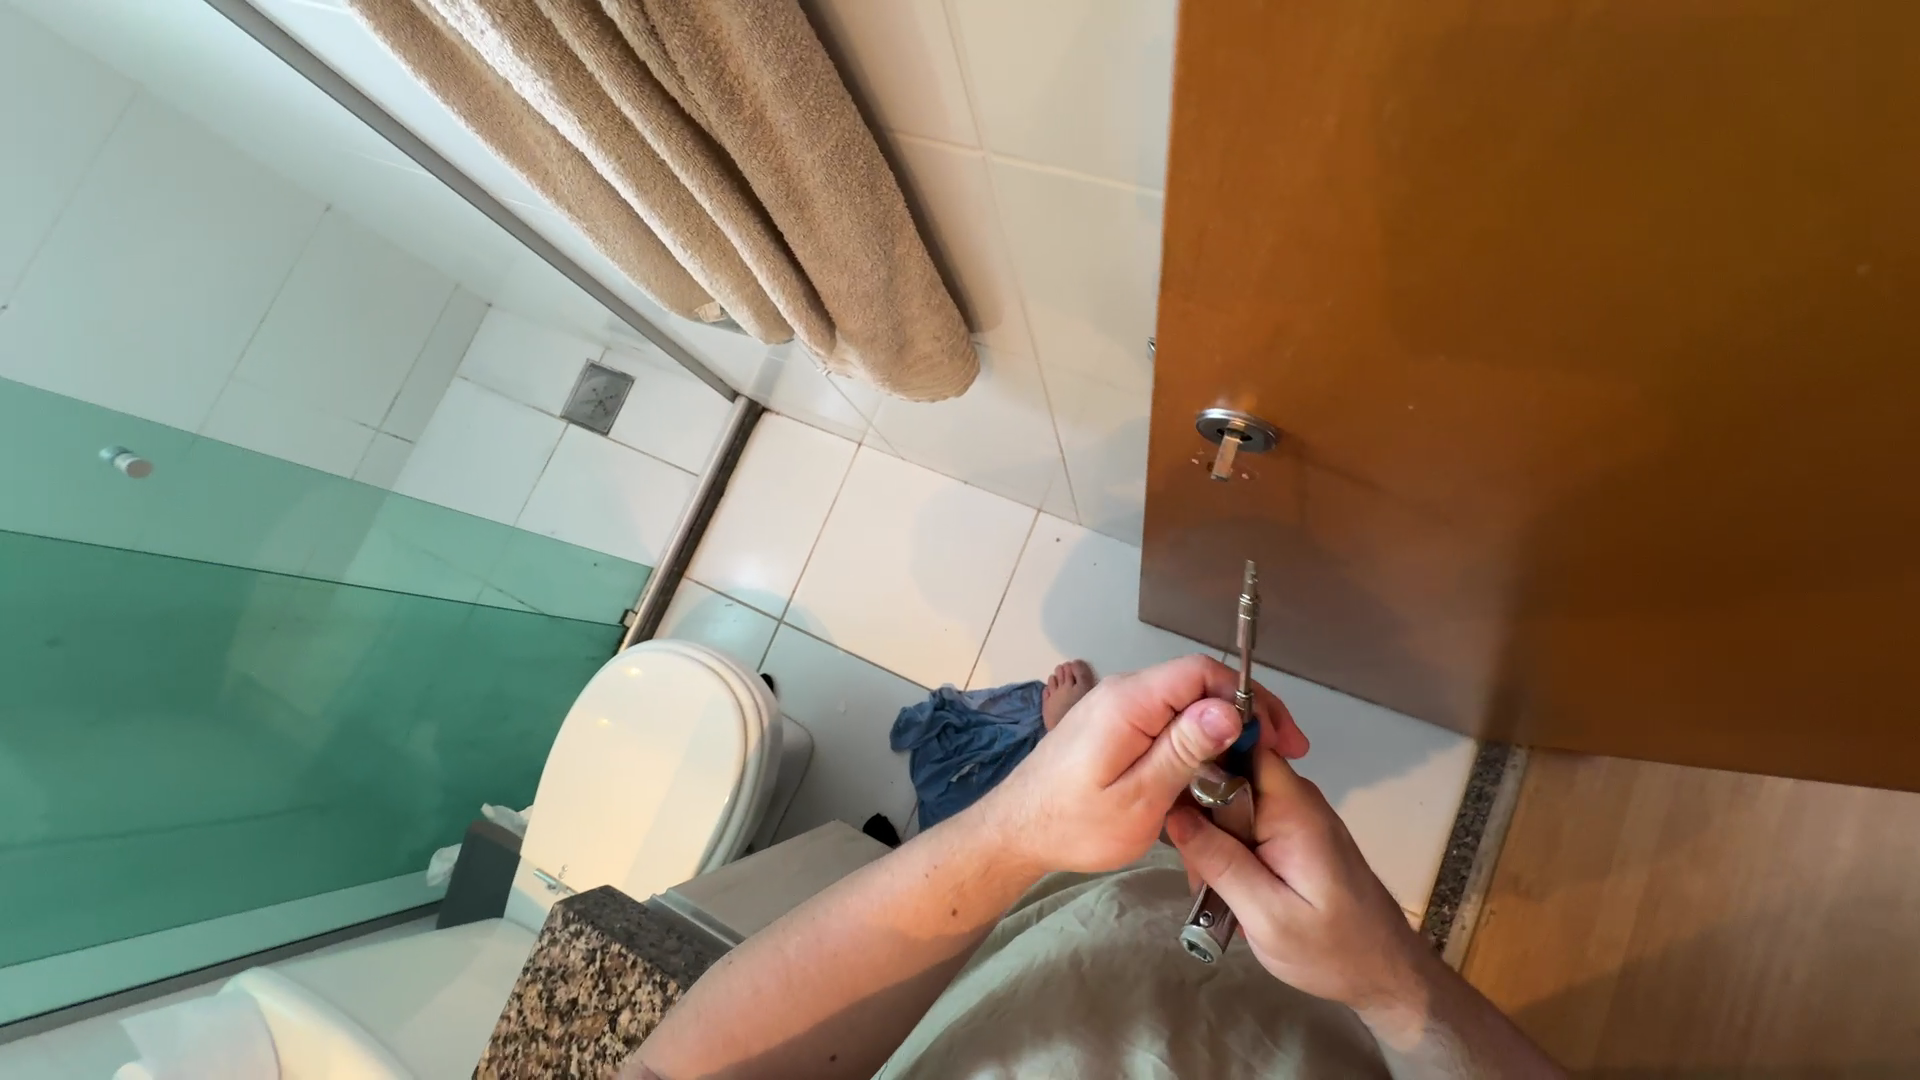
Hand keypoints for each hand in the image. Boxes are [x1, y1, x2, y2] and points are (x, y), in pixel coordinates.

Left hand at [969, 654, 1309, 876]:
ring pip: (1182, 702)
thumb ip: (1182, 750)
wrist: (1017, 829)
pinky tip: (1214, 768)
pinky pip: (1163, 718)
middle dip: (1244, 713)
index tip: (1281, 737)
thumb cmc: (1074, 823)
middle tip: (1281, 755)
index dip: (1248, 697)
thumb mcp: (1137, 797)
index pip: (1201, 672)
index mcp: (1128, 701)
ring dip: (1222, 728)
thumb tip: (1230, 710)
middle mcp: (1121, 692)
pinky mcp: (1112, 725)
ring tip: (1255, 766)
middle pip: (1196, 683)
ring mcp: (1114, 707)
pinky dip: (1195, 738)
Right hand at [1166, 747, 1430, 1012]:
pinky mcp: (1291, 832)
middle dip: (1199, 809)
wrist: (1388, 978)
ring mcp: (1294, 814)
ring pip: (1232, 799)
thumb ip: (1220, 862)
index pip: (1241, 744)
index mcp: (1292, 806)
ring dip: (1212, 834)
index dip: (1202, 753)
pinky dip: (1228, 845)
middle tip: (1193, 864)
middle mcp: (1294, 797)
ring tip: (1207, 883)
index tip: (1171, 787)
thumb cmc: (1333, 950)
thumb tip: (1174, 813)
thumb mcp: (1267, 915)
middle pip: (1229, 773)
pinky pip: (1246, 820)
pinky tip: (1225, 883)